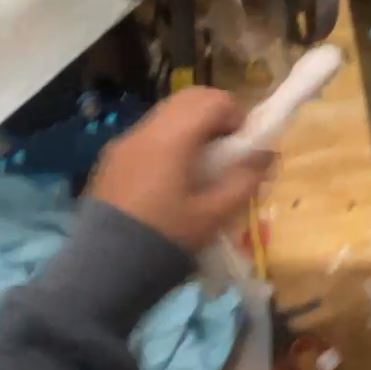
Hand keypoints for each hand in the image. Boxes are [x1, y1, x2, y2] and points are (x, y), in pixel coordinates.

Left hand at [85, 88, 271, 251]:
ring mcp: (125, 142)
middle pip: (190, 98)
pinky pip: (149, 133)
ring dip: (192, 125)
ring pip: (168, 112)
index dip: (237, 115)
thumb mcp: (213, 215)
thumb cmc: (165, 239)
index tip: (243, 145)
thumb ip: (244, 180)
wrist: (102, 271)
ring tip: (201, 164)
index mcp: (173, 138)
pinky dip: (170, 139)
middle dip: (216, 114)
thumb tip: (267, 155)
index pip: (214, 100)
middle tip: (227, 149)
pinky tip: (172, 177)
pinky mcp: (112, 158)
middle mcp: (147, 130)